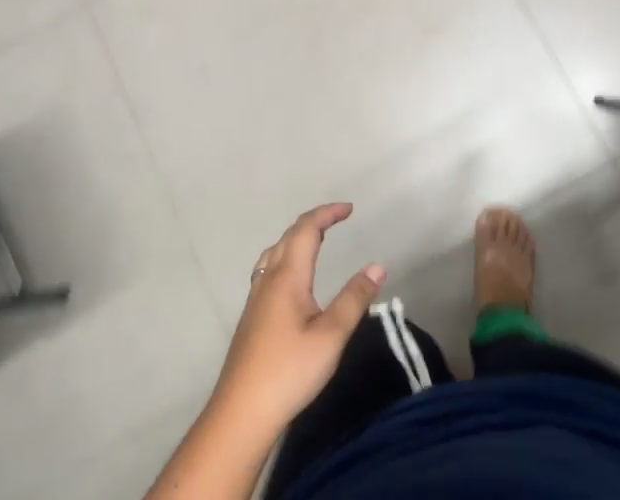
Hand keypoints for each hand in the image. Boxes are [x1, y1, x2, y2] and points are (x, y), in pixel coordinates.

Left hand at [210, 203, 385, 437]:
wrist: (242, 412)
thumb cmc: (289, 371)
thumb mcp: (331, 336)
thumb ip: (354, 299)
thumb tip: (377, 265)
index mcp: (287, 278)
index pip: (305, 231)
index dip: (326, 214)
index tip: (349, 209)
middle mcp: (267, 281)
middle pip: (287, 238)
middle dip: (313, 222)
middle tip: (338, 219)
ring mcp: (255, 299)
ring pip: (274, 253)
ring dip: (296, 239)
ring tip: (317, 240)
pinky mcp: (252, 317)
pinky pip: (269, 270)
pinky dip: (286, 257)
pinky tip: (294, 279)